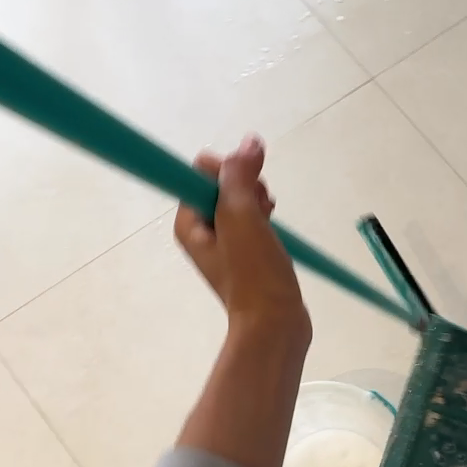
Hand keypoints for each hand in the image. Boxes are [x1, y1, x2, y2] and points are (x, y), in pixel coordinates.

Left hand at [173, 135, 309, 336]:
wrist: (275, 325)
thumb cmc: (254, 274)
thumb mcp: (242, 218)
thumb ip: (240, 175)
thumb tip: (249, 141)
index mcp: (189, 223)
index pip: (199, 172)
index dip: (227, 171)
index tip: (249, 191)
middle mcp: (201, 231)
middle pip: (222, 185)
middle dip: (248, 187)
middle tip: (264, 210)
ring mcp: (225, 245)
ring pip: (241, 202)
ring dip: (260, 203)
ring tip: (272, 221)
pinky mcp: (247, 256)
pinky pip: (254, 222)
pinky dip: (267, 220)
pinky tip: (277, 232)